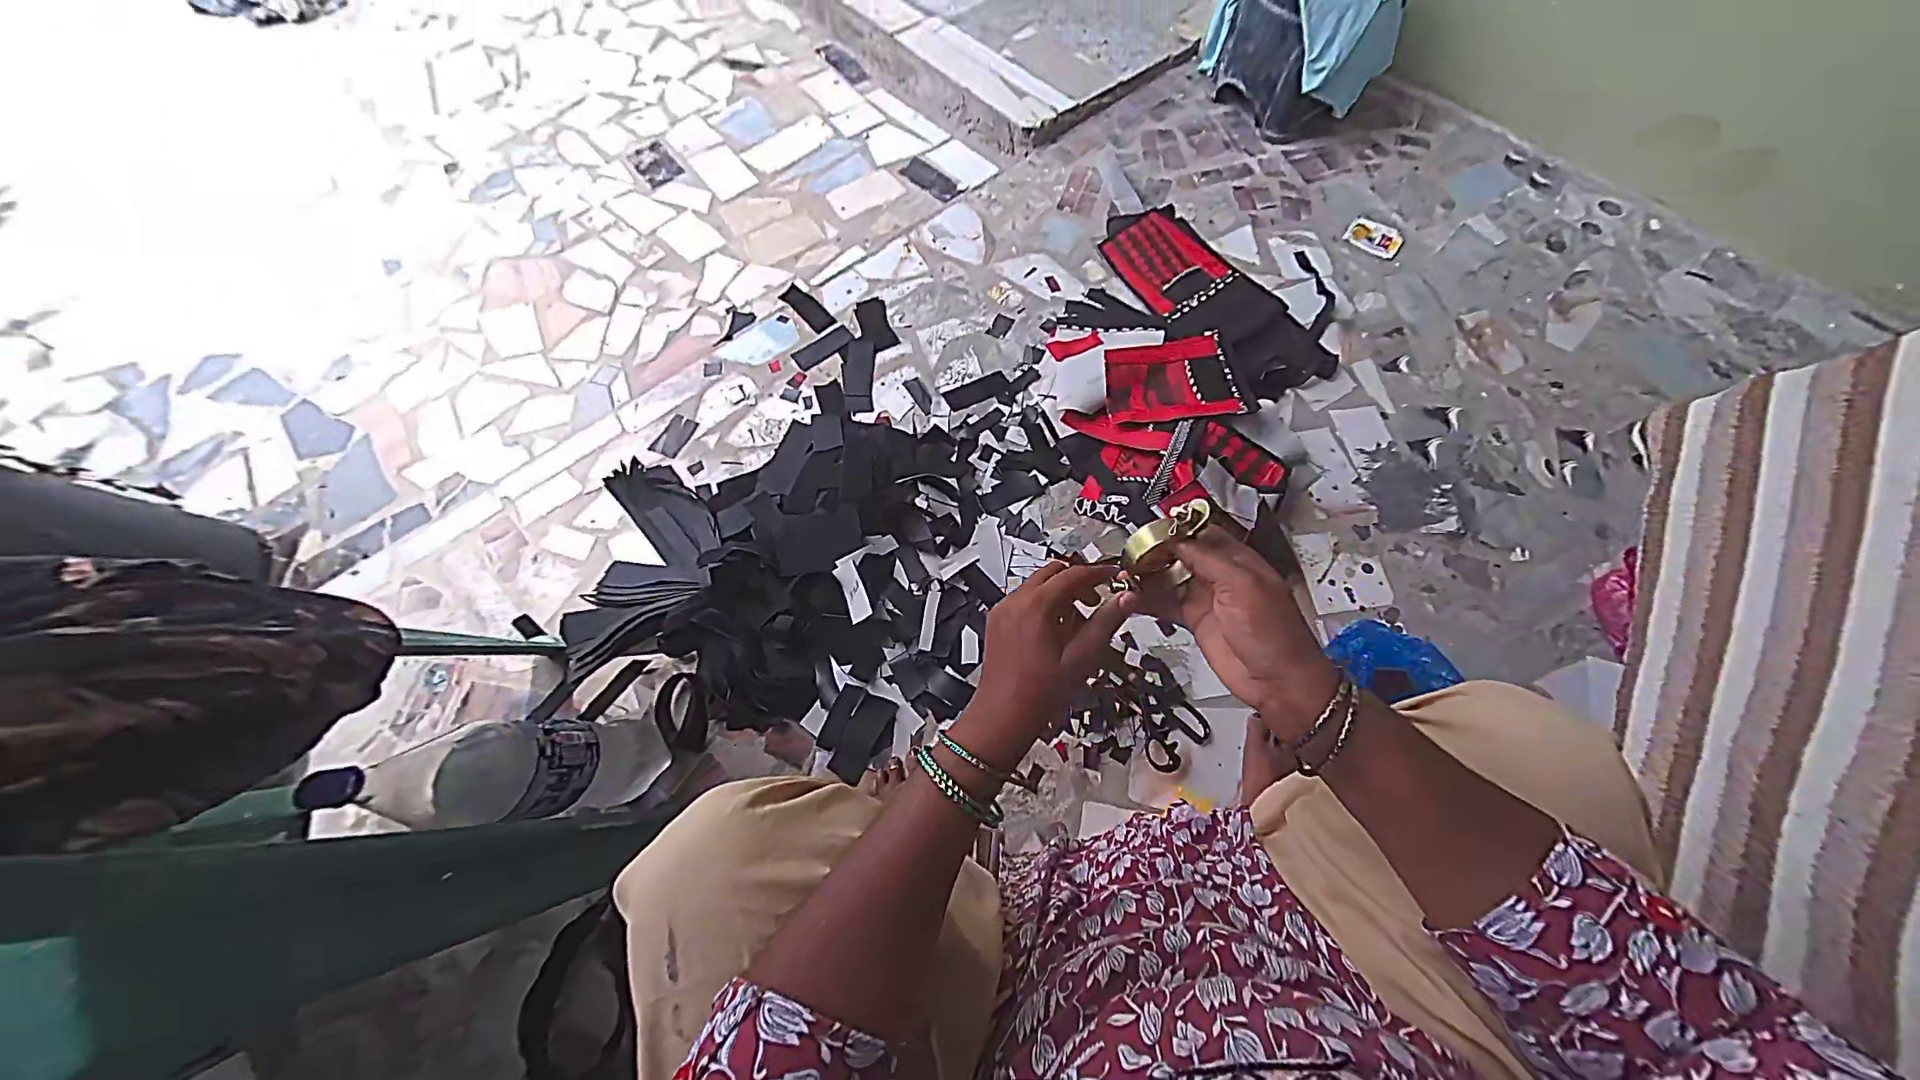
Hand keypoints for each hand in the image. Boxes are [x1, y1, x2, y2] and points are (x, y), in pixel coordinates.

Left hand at [956, 562, 1135, 766]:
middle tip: (1099, 597)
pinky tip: (1058, 632)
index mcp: (1034, 607)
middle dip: (1079, 581)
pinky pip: (1024, 601)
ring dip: (1061, 594)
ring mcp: (1003, 612)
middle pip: (1053, 573)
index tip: (1114, 576)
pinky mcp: (997, 623)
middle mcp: (1014, 603)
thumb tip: (1126, 599)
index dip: (1099, 573)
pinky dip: (1044, 606)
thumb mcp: (1082, 657)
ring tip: (1080, 623)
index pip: (1073, 574)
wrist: (1004, 716)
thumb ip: (1106, 622)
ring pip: (1037, 585)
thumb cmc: (1037, 694)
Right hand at [1138, 530, 1340, 739]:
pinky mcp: (1197, 620)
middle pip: (1182, 555)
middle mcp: (1221, 576)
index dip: (1177, 530)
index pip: (1202, 534)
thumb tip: (1180, 541)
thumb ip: (1210, 560)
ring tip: (1127, 574)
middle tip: (1133, 552)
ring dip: (1149, 576)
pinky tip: (1132, 599)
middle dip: (1157, 552)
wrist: (1278, 683)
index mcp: (1239, 561)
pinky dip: (1147, 601)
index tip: (1152, 530)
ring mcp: (1208, 598)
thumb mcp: (1244, 587)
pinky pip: (1166, 605)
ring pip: (1170, 578)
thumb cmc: (1277, 637)